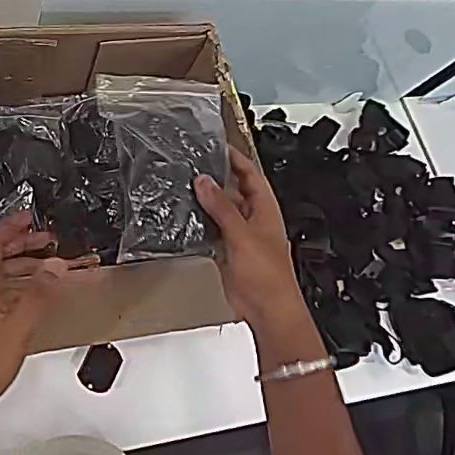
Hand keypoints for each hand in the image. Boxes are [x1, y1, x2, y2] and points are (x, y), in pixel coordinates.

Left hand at [0, 212, 65, 416]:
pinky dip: (22, 284)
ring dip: (24, 263)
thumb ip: (37, 295)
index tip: (29, 217)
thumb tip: (53, 268)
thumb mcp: (17, 327)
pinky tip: (37, 292)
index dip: (10, 227)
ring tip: (48, 262)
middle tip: (45, 237)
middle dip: (22, 242)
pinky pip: (4, 292)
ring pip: (2, 275)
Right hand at [194, 147, 311, 333]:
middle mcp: (253, 220)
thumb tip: (205, 182)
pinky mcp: (229, 252)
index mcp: (264, 209)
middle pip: (233, 191)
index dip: (235, 158)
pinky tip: (187, 219)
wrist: (267, 308)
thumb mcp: (242, 234)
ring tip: (185, 188)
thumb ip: (222, 207)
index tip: (217, 146)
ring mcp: (241, 236)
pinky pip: (213, 232)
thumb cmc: (268, 275)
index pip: (250, 174)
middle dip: (216, 179)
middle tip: (194, 165)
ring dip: (206, 202)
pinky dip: (201, 225)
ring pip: (221, 211)